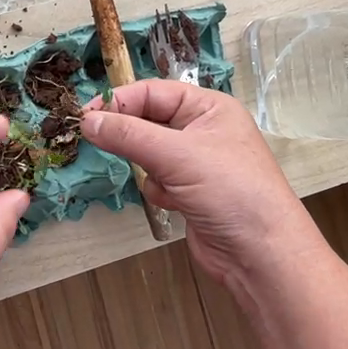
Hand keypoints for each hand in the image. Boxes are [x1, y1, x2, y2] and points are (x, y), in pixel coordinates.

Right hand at [81, 81, 316, 286]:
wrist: (262, 256)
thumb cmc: (230, 192)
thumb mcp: (177, 155)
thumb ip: (128, 135)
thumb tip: (86, 121)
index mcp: (209, 108)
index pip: (153, 92)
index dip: (119, 101)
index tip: (85, 116)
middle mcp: (203, 130)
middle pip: (148, 121)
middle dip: (130, 135)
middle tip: (97, 140)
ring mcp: (197, 163)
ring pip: (147, 152)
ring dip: (147, 167)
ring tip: (163, 182)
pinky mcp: (189, 192)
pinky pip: (156, 179)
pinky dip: (157, 190)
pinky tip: (174, 203)